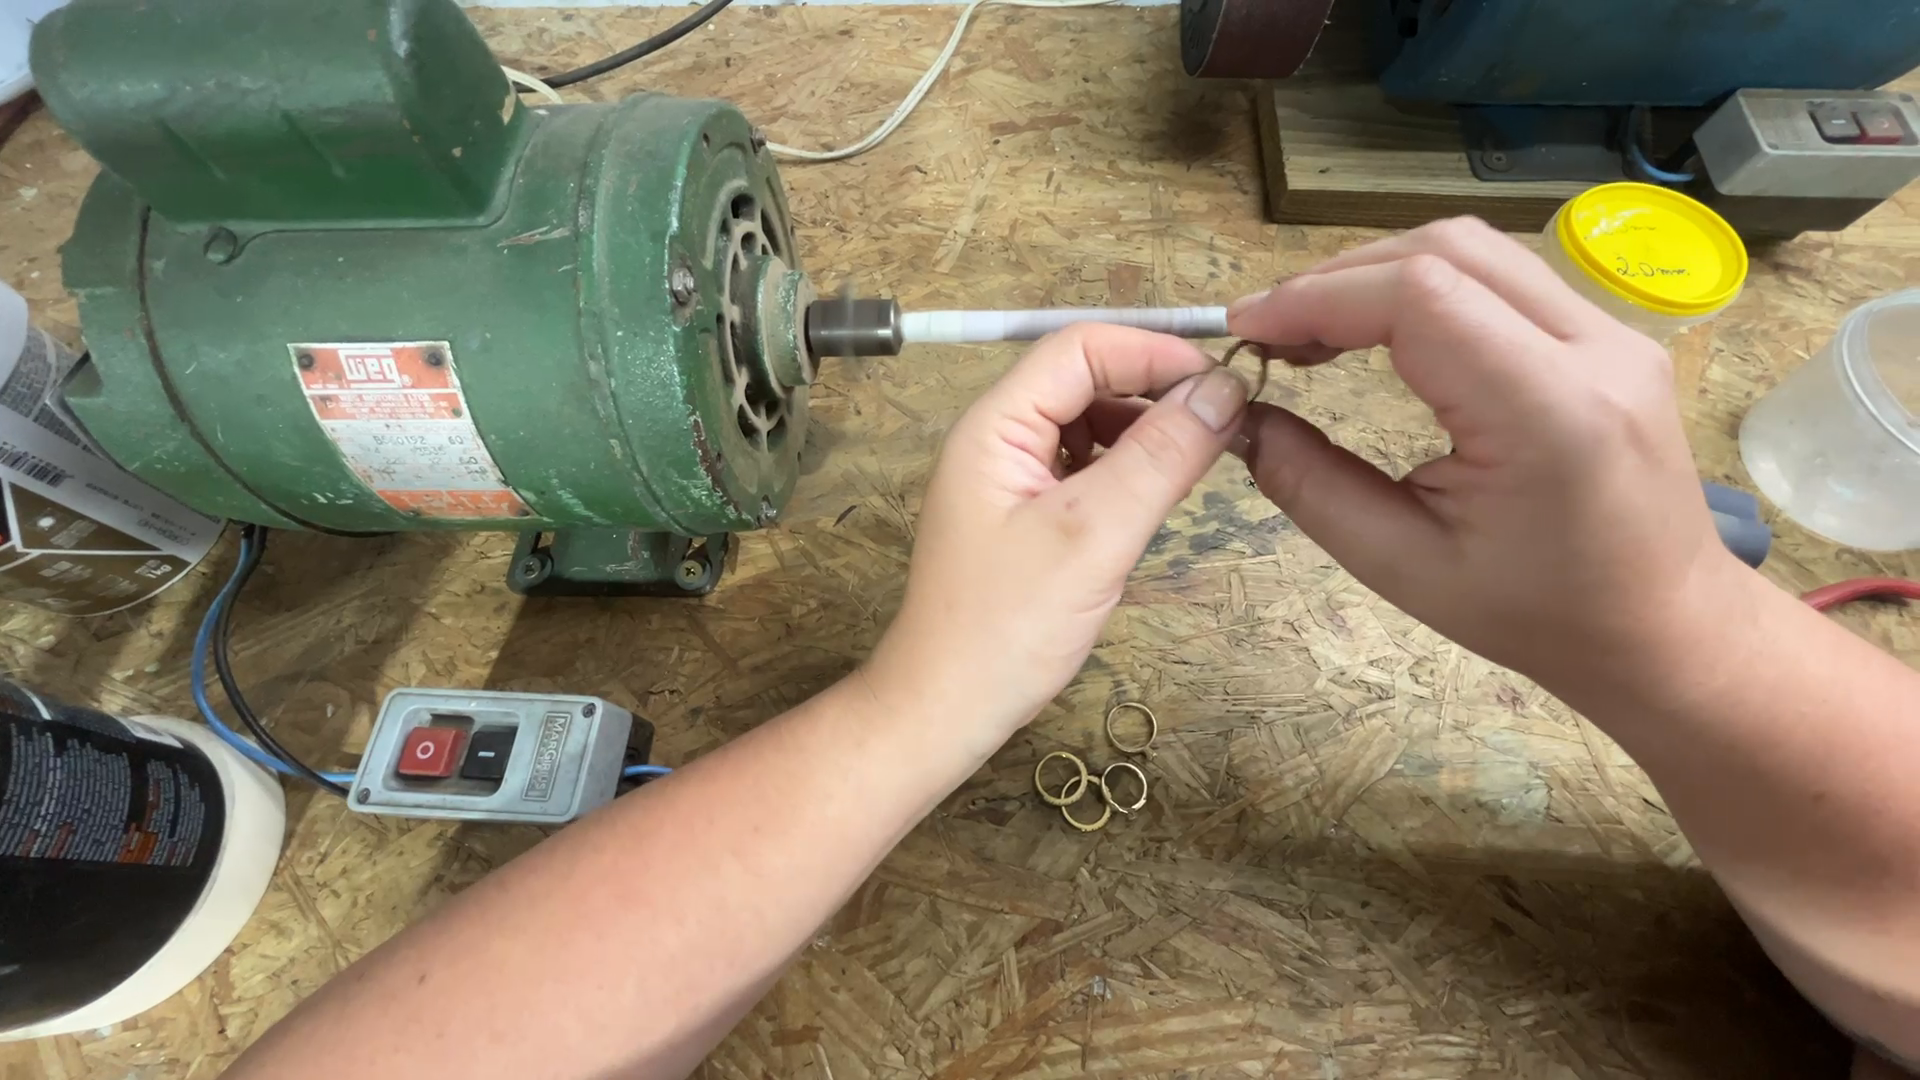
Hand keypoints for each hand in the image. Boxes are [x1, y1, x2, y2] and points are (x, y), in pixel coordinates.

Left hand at [864, 324, 1247, 742]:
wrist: (949, 706)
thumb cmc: (1010, 624)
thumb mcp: (1093, 535)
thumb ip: (1159, 457)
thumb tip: (1224, 388)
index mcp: (996, 426)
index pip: (1078, 348)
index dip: (1151, 352)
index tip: (1223, 382)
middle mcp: (997, 439)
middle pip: (1081, 382)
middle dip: (1150, 391)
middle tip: (1221, 426)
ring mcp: (1008, 479)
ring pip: (1085, 426)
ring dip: (1140, 433)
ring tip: (1191, 463)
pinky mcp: (1022, 515)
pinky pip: (1080, 470)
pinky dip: (1122, 472)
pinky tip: (1150, 496)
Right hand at [1228, 218, 1740, 692]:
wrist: (1661, 626)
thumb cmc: (1529, 613)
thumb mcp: (1395, 563)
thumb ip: (1308, 483)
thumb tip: (1239, 419)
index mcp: (1547, 412)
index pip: (1419, 296)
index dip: (1315, 298)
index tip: (1244, 330)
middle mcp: (1594, 348)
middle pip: (1444, 252)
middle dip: (1334, 279)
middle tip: (1266, 332)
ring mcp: (1609, 332)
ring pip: (1471, 250)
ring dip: (1371, 276)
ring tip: (1305, 331)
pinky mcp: (1601, 335)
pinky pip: (1494, 276)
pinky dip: (1411, 288)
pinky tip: (1368, 331)